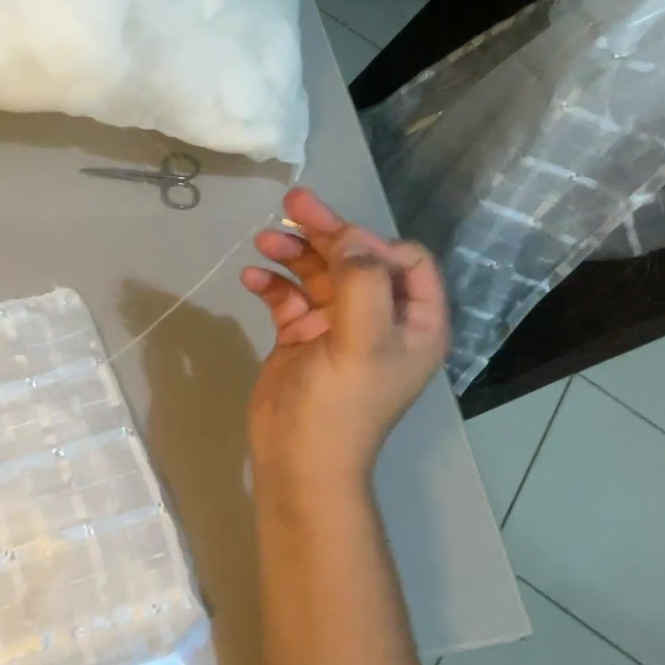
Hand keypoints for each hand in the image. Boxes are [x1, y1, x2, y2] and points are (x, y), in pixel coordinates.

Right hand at [240, 186, 447, 490]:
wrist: (298, 462)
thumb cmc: (339, 406)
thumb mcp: (363, 342)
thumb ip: (362, 283)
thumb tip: (349, 238)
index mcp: (414, 321)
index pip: (404, 260)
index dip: (372, 244)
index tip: (336, 244)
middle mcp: (380, 319)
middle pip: (356, 259)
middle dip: (325, 232)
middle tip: (290, 203)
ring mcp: (336, 328)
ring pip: (318, 274)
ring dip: (293, 253)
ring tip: (263, 240)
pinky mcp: (300, 338)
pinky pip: (288, 298)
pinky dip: (272, 284)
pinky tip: (251, 277)